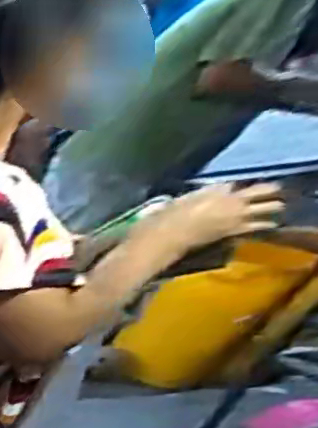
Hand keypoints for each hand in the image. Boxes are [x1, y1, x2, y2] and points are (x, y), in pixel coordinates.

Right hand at [143, 182, 284, 251]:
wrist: (157, 244)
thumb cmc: (154, 224)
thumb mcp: (166, 206)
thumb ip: (186, 200)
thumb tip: (192, 198)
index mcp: (212, 190)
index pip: (231, 183)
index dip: (229, 187)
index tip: (224, 191)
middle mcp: (232, 199)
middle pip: (265, 188)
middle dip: (266, 190)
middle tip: (260, 195)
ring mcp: (238, 215)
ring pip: (273, 205)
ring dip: (271, 206)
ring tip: (266, 210)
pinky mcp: (238, 230)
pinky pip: (261, 225)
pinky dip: (263, 225)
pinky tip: (261, 225)